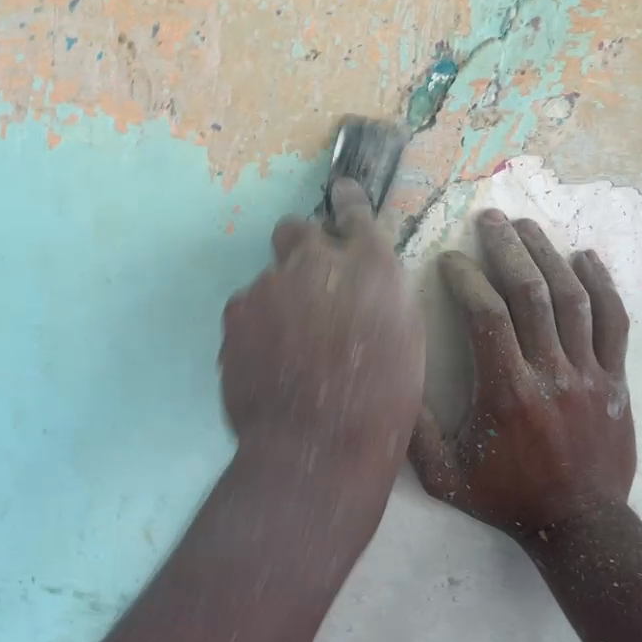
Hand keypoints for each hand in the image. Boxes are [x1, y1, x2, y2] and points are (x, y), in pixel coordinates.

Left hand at [220, 179, 425, 505]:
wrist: (317, 447)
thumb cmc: (381, 402)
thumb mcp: (405, 337)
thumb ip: (380, 293)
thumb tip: (359, 280)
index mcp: (370, 265)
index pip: (354, 210)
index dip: (346, 202)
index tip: (340, 194)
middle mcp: (316, 262)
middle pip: (296, 228)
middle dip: (300, 244)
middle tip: (308, 279)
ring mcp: (269, 285)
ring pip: (271, 278)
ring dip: (280, 299)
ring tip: (289, 349)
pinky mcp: (236, 313)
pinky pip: (248, 309)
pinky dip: (256, 327)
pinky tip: (268, 362)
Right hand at [409, 209, 634, 538]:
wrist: (580, 527)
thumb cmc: (505, 497)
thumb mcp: (444, 475)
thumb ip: (415, 429)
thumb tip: (392, 378)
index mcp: (505, 390)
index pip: (485, 314)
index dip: (465, 278)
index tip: (448, 260)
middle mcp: (548, 372)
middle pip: (530, 293)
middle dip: (506, 249)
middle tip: (489, 219)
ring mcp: (588, 374)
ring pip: (571, 299)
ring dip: (547, 255)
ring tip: (527, 225)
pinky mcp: (615, 380)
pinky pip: (614, 323)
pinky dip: (602, 285)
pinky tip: (585, 258)